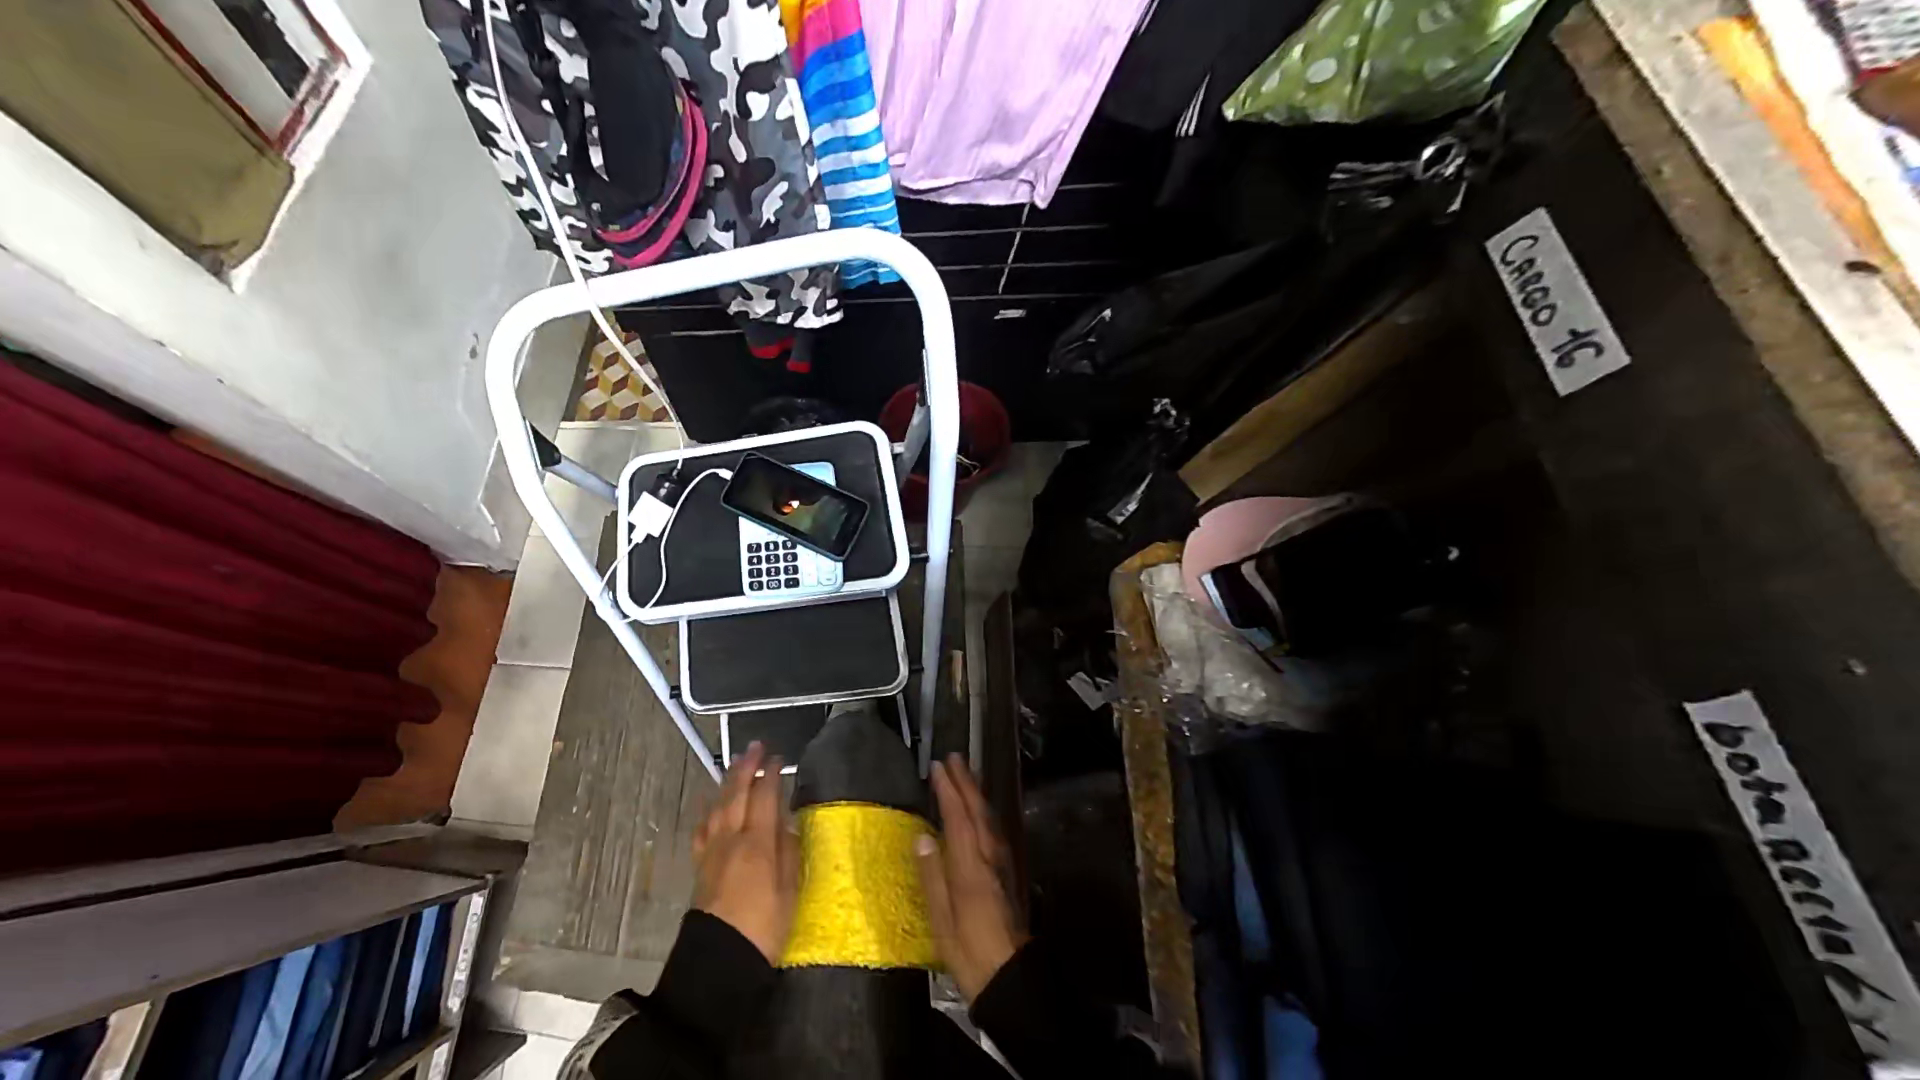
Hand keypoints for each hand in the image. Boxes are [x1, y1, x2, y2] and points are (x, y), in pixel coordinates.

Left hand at [692, 742, 797, 962]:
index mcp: (757, 843)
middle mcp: (731, 839)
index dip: (771, 775)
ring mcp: (712, 852)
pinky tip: (712, 806)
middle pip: (736, 794)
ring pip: (718, 806)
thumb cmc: (763, 927)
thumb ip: (789, 851)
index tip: (777, 758)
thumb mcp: (790, 890)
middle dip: (746, 767)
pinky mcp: (701, 866)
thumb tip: (787, 824)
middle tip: (755, 747)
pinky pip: (704, 826)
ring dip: (728, 782)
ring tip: (735, 765)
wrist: (719, 962)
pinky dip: (710, 809)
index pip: (764, 797)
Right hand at [917, 754, 1028, 1002]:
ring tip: (967, 774)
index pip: (958, 816)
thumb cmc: (969, 948)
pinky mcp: (1006, 870)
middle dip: (966, 781)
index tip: (938, 767)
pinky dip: (983, 811)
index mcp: (970, 864)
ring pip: (988, 817)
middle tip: (955, 758)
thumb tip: (922, 838)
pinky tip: (978, 811)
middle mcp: (989, 855)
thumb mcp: (941, 918)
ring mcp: (1001, 862)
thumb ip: (933, 875)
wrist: (1009, 973)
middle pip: (978, 809)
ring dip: (977, 792)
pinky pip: (993, 828)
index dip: (948, 789)